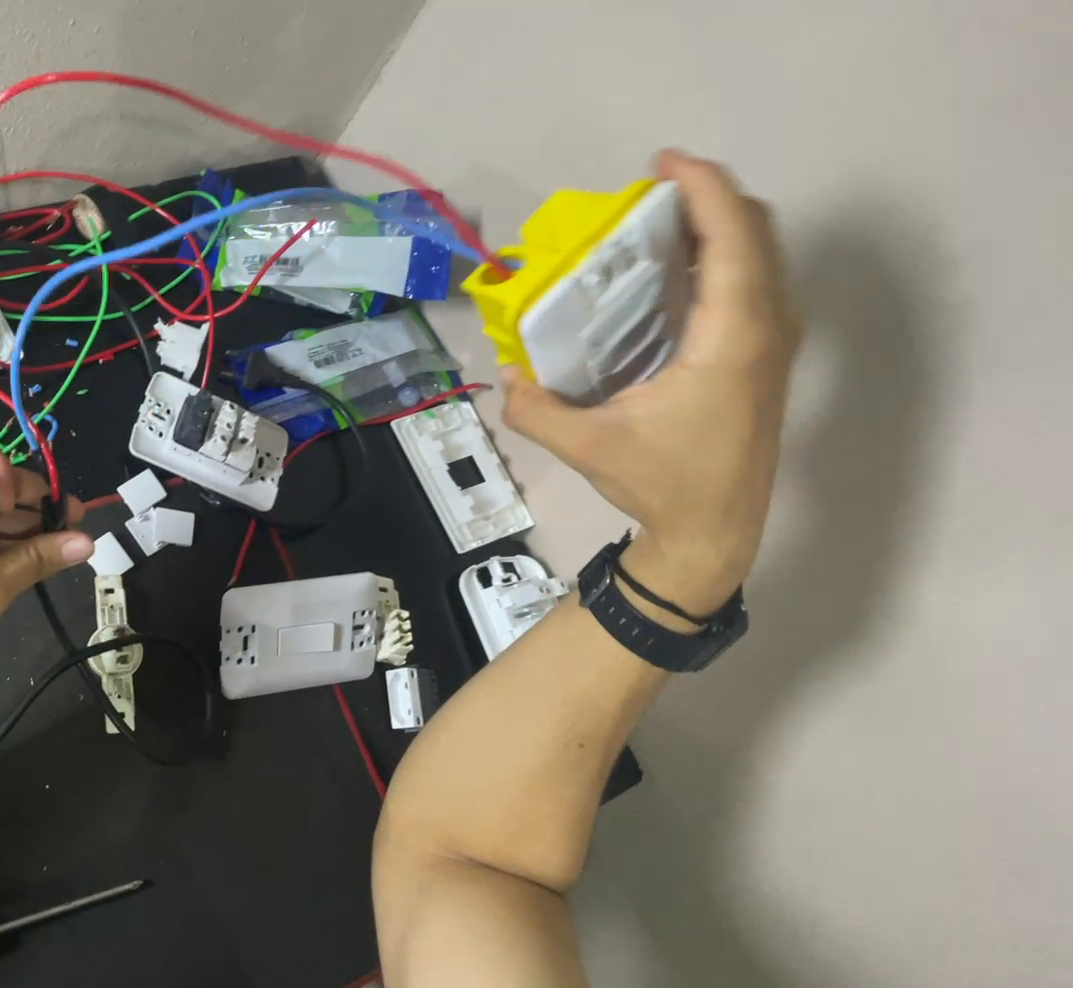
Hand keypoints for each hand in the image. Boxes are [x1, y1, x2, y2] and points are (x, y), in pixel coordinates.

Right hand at [501, 150, 799, 614]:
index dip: (701, 188)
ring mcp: (773, 340)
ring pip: (759, 254)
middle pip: (754, 232)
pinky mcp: (764, 355)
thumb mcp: (585, 446)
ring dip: (713, 227)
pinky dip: (718, 258)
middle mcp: (765, 327)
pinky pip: (751, 281)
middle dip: (704, 199)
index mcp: (731, 338)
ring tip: (654, 226)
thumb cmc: (661, 483)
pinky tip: (671, 275)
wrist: (715, 529)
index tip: (660, 165)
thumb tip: (507, 377)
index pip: (731, 238)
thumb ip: (535, 410)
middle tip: (645, 197)